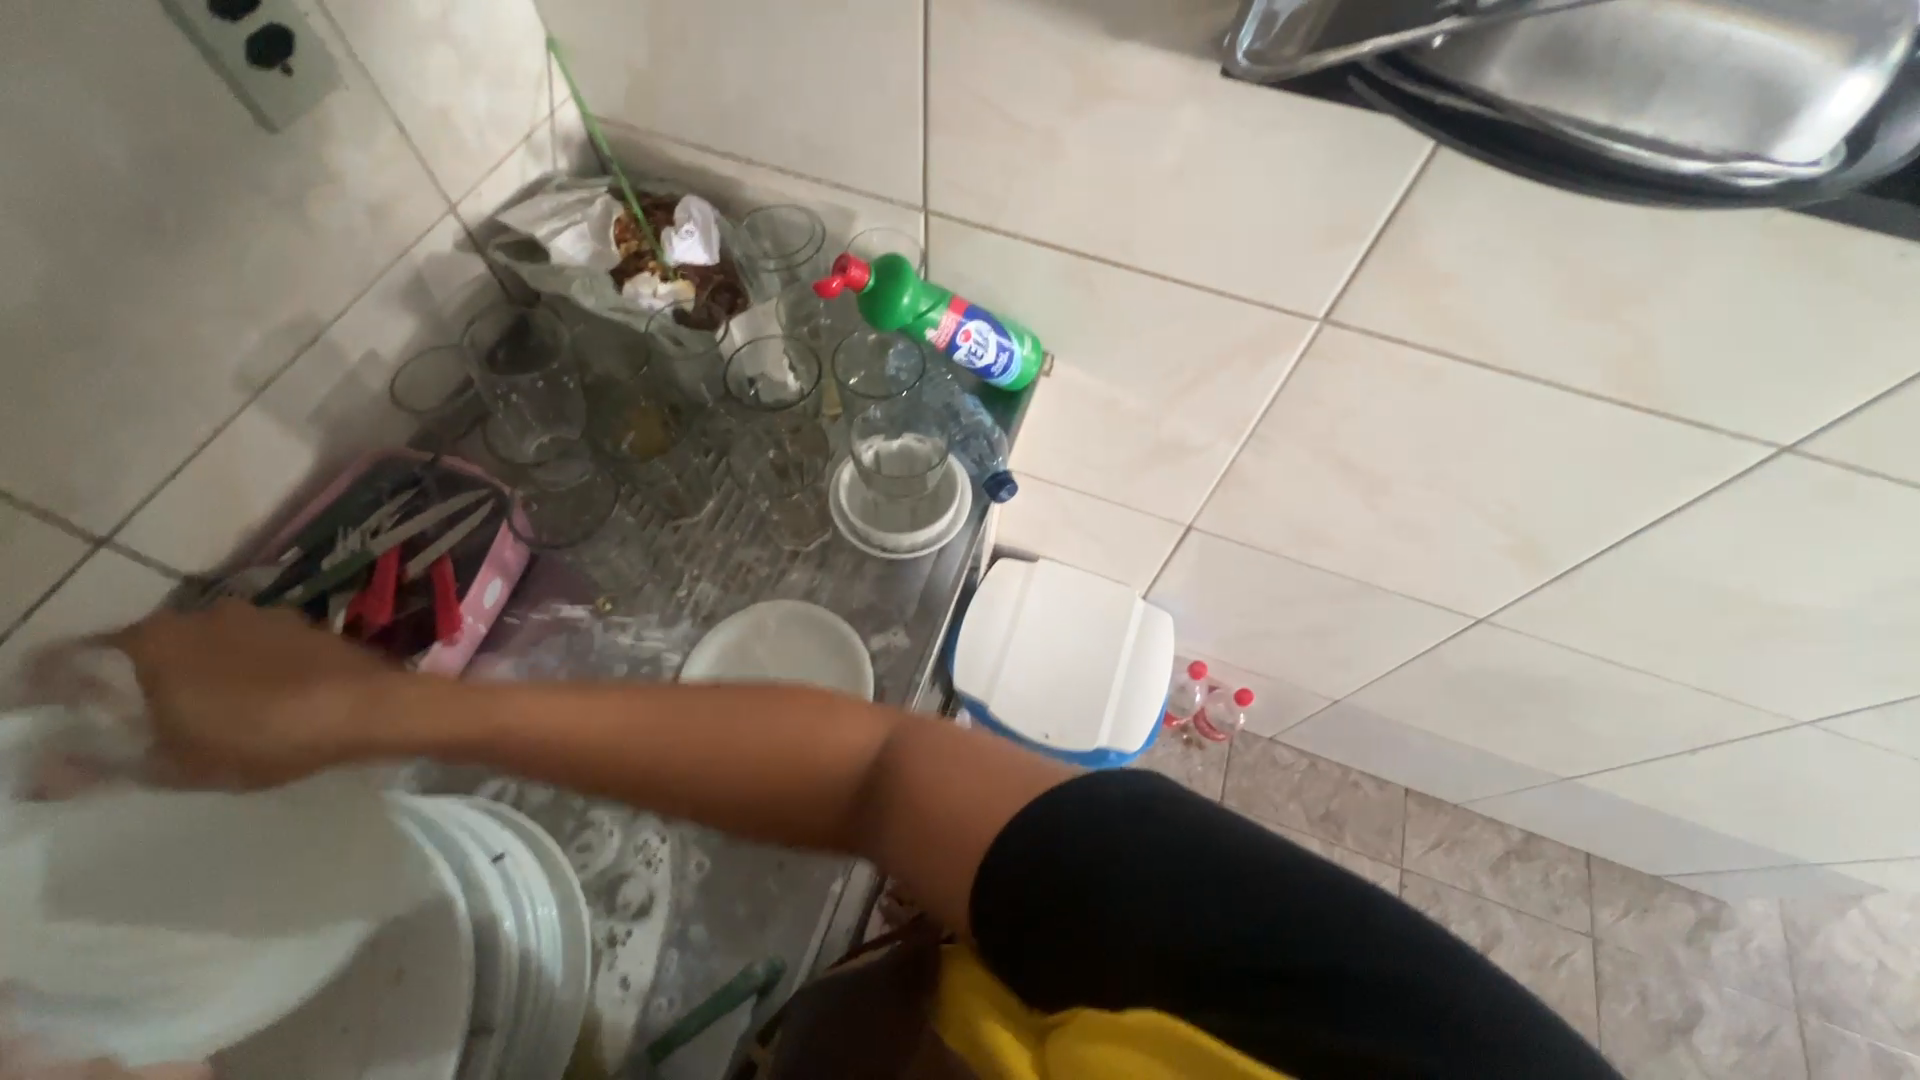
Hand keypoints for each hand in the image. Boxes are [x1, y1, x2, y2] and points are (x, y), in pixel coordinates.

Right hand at [87, 601, 400, 789]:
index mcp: (152, 641)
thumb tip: (51, 770)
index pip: (83, 658)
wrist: (370, 708)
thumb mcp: (175, 766)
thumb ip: (108, 762)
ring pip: (213, 643)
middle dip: (149, 679)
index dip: (77, 689)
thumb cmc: (264, 737)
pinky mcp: (307, 623)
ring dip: (209, 670)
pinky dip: (256, 666)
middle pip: (153, 647)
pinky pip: (262, 645)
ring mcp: (262, 614)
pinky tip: (270, 694)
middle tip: (160, 720)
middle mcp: (203, 613)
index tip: (90, 718)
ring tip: (220, 710)